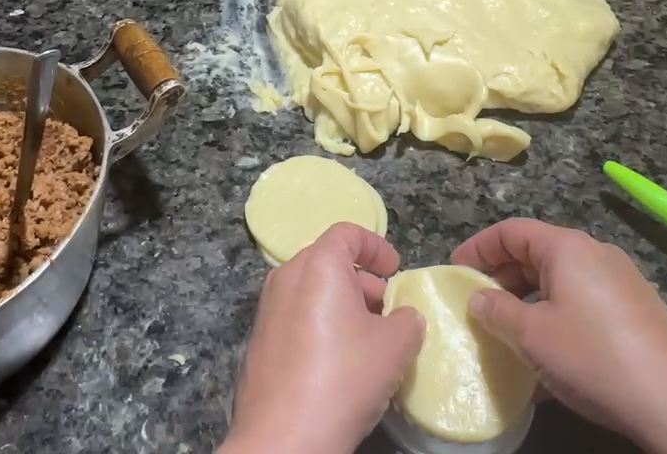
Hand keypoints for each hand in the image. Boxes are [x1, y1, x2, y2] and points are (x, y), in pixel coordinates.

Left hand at [221, 223, 425, 453]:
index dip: (376, 246)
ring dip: (343, 306)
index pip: (347, 233)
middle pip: (329, 262)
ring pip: (312, 291)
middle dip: (363, 282)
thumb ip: (407, 320)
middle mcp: (287, 276)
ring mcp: (268, 308)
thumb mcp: (394, 346)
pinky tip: (339, 364)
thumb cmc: (342, 377)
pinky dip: (321, 326)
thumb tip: (403, 317)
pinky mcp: (259, 340)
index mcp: (318, 264)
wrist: (283, 438)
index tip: (396, 269)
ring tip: (369, 341)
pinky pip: (296, 317)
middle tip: (388, 311)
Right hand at [453, 219, 666, 453]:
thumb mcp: (533, 336)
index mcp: (567, 247)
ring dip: (529, 300)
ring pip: (561, 280)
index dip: (478, 247)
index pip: (511, 230)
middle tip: (477, 305)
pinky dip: (558, 316)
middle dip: (502, 277)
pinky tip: (550, 354)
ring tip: (509, 333)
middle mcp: (596, 253)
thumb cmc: (596, 359)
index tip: (454, 270)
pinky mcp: (639, 312)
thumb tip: (479, 299)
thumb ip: (498, 312)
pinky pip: (584, 301)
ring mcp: (622, 282)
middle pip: (536, 252)